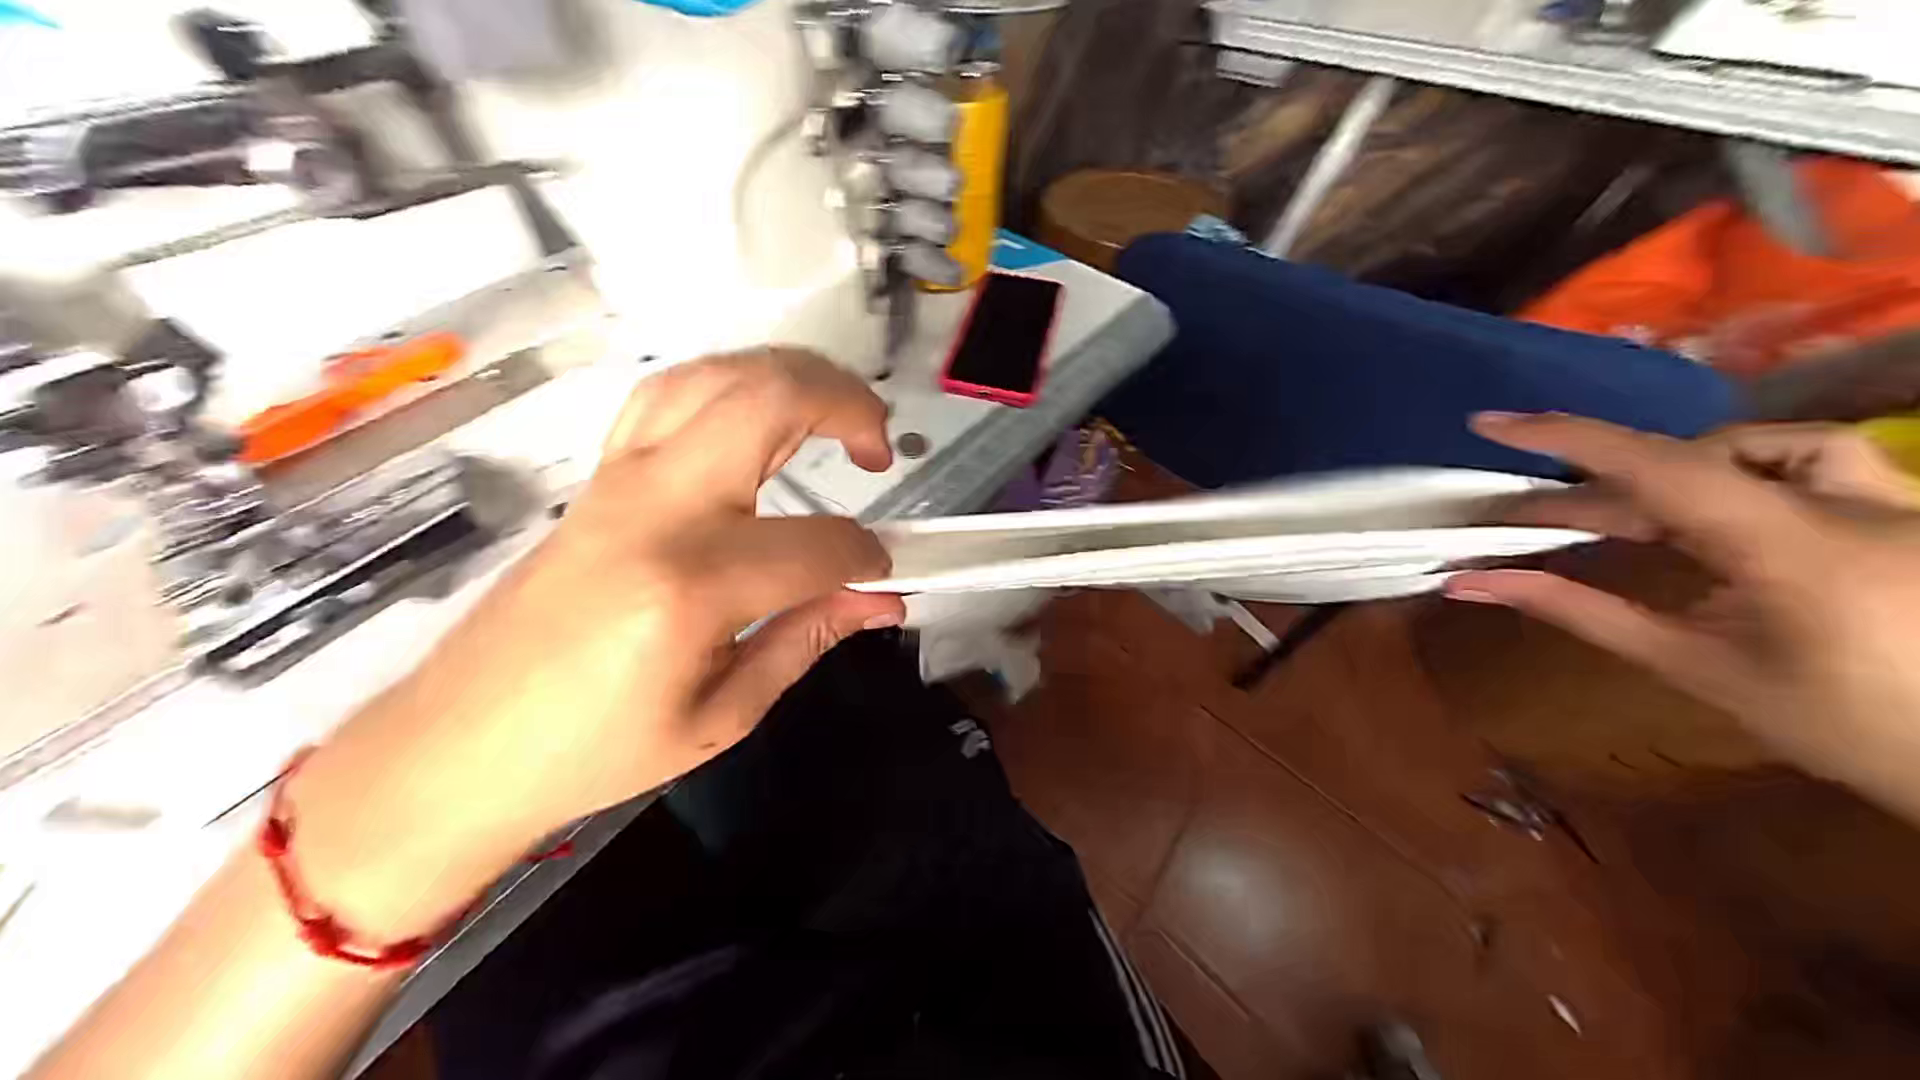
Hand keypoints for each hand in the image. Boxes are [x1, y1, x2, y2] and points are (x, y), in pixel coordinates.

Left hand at [285, 348, 905, 935]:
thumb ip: (808, 637)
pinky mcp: (599, 477)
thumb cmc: (594, 751)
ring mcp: (619, 480)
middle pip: (768, 402)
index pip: (818, 543)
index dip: (867, 556)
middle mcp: (656, 507)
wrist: (460, 747)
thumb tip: (881, 601)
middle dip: (847, 404)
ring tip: (831, 412)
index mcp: (691, 583)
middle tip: (878, 445)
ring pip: (716, 377)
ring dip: (789, 377)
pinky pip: (669, 396)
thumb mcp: (723, 714)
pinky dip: (728, 386)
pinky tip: (753, 417)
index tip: (883, 573)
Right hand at [1447, 415, 1919, 819]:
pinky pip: (1817, 460)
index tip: (1491, 424)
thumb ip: (1578, 611)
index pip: (1658, 466)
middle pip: (1688, 464)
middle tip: (1527, 518)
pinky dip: (1747, 470)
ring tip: (1629, 512)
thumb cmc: (1840, 727)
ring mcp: (1895, 501)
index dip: (1568, 438)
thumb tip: (1468, 584)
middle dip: (1596, 491)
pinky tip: (1721, 507)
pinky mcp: (1908, 510)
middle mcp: (1851, 504)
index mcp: (1794, 547)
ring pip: (1762, 446)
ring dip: (1676, 471)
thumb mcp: (1693, 666)